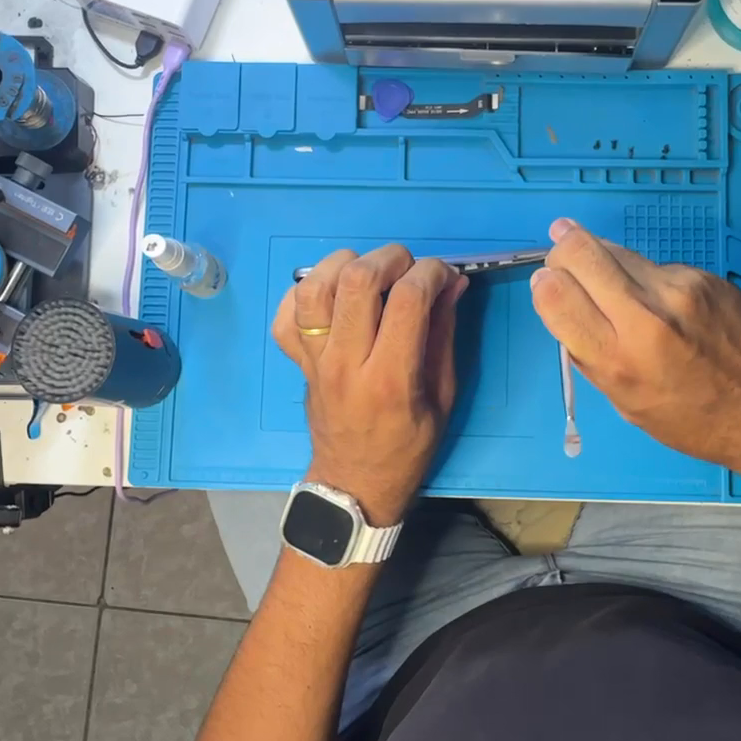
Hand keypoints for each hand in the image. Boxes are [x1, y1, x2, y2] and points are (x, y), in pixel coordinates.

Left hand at [272, 244, 467, 526]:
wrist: (354, 483)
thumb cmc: (407, 448)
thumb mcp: (442, 398)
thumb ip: (443, 336)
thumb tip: (452, 284)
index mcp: (391, 379)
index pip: (408, 300)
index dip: (431, 273)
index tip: (444, 276)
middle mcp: (346, 363)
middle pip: (357, 281)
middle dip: (390, 258)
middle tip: (408, 268)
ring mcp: (314, 360)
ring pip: (314, 286)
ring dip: (345, 264)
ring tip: (369, 273)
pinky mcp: (296, 361)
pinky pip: (287, 313)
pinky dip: (307, 291)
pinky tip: (334, 296)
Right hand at [529, 219, 740, 489]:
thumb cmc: (696, 422)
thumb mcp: (628, 405)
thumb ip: (592, 357)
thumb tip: (566, 313)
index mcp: (618, 360)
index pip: (554, 294)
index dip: (544, 283)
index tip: (548, 285)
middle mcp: (643, 316)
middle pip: (580, 251)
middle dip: (563, 250)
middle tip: (563, 258)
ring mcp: (678, 289)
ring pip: (616, 251)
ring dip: (603, 260)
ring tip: (612, 284)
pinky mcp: (704, 276)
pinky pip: (655, 266)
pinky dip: (646, 278)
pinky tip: (664, 304)